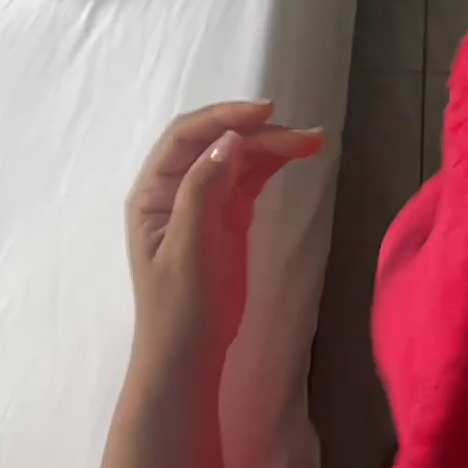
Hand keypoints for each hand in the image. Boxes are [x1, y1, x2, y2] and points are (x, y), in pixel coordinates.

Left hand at [125, 100, 323, 366]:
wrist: (190, 356)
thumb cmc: (178, 306)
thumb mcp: (188, 248)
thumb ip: (204, 190)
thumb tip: (231, 138)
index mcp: (153, 190)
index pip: (186, 136)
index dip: (223, 115)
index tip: (266, 111)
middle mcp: (176, 186)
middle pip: (218, 141)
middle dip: (259, 132)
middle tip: (304, 136)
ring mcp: (205, 198)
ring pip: (239, 155)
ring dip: (273, 144)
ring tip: (314, 140)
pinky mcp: (229, 213)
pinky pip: (251, 176)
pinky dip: (274, 162)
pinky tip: (298, 155)